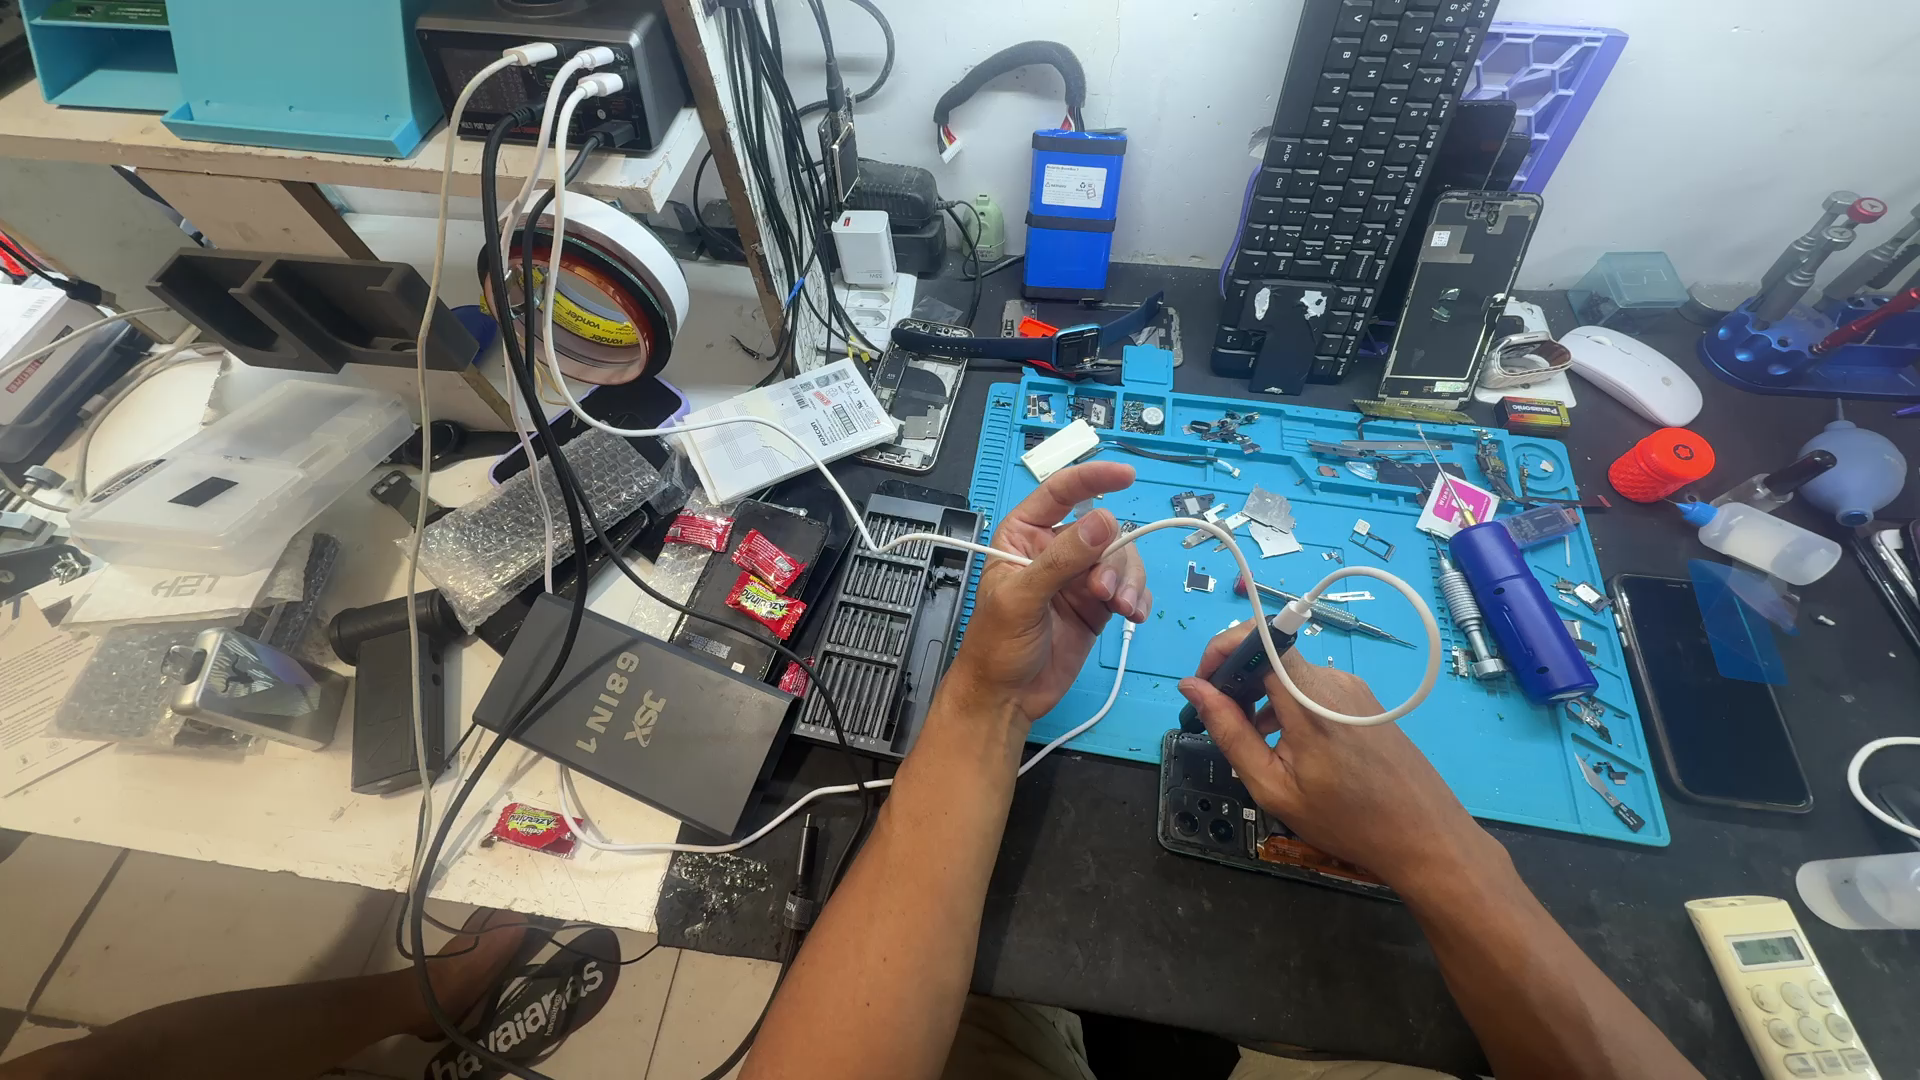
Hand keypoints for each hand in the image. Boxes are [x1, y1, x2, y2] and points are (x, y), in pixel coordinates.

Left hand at [947, 462, 1149, 724]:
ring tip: (1123, 609)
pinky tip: (1134, 615)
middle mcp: (1053, 550)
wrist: (1007, 698)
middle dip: (1113, 558)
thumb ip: (1062, 560)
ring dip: (1129, 581)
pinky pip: (1130, 587)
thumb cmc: (996, 644)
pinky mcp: (1097, 605)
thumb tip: (1104, 522)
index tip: (1126, 476)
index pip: (1060, 494)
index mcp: (1023, 535)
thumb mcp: (1023, 598)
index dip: (1093, 479)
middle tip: (1105, 593)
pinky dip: (1138, 598)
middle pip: (1102, 530)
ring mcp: (1078, 577)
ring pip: (1121, 558)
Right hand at [1176, 624, 1492, 886]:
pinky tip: (1285, 743)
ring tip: (1252, 740)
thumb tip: (1191, 687)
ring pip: (1288, 673)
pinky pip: (1310, 688)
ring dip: (1259, 695)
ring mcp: (1352, 688)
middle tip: (1219, 718)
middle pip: (1269, 653)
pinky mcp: (1363, 700)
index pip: (1258, 637)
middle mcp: (1332, 681)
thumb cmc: (1346, 821)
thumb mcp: (1273, 786)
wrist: (1428, 841)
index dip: (1222, 649)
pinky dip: (1285, 704)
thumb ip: (1229, 731)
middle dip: (1234, 677)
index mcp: (1309, 699)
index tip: (1203, 684)